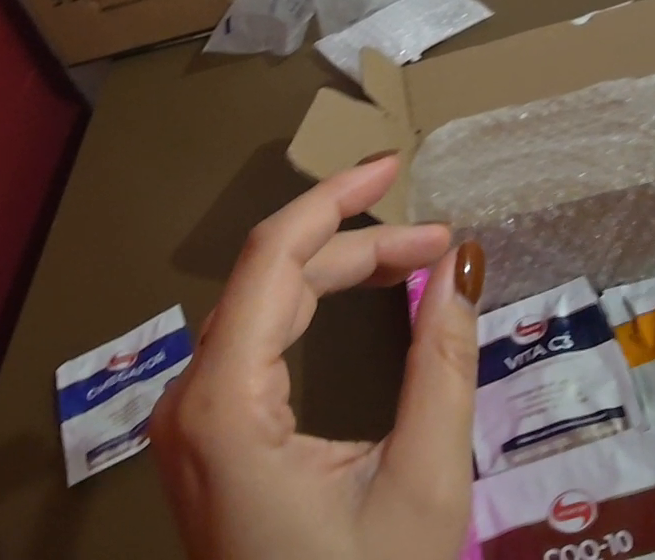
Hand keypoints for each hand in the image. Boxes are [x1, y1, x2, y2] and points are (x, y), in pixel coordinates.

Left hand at [151, 156, 485, 559]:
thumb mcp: (423, 489)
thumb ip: (442, 365)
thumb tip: (463, 265)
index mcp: (223, 404)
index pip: (274, 257)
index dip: (335, 198)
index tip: (393, 166)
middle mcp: (192, 396)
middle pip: (272, 275)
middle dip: (356, 241)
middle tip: (437, 237)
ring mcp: (193, 416)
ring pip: (264, 302)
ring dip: (337, 269)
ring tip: (412, 254)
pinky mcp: (209, 433)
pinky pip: (259, 338)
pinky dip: (313, 304)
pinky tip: (356, 290)